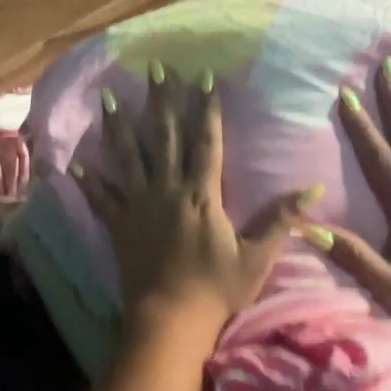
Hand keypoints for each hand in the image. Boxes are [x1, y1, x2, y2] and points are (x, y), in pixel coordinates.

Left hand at [72, 64, 314, 340]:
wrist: (170, 321)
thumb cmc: (217, 290)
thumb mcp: (257, 257)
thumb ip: (281, 221)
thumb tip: (312, 190)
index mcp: (201, 193)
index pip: (207, 141)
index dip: (206, 107)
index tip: (204, 77)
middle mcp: (167, 189)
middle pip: (164, 136)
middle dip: (161, 100)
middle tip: (155, 68)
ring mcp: (139, 205)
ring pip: (127, 156)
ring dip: (118, 125)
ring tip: (108, 96)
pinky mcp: (119, 225)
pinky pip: (101, 198)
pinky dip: (90, 180)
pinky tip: (77, 163)